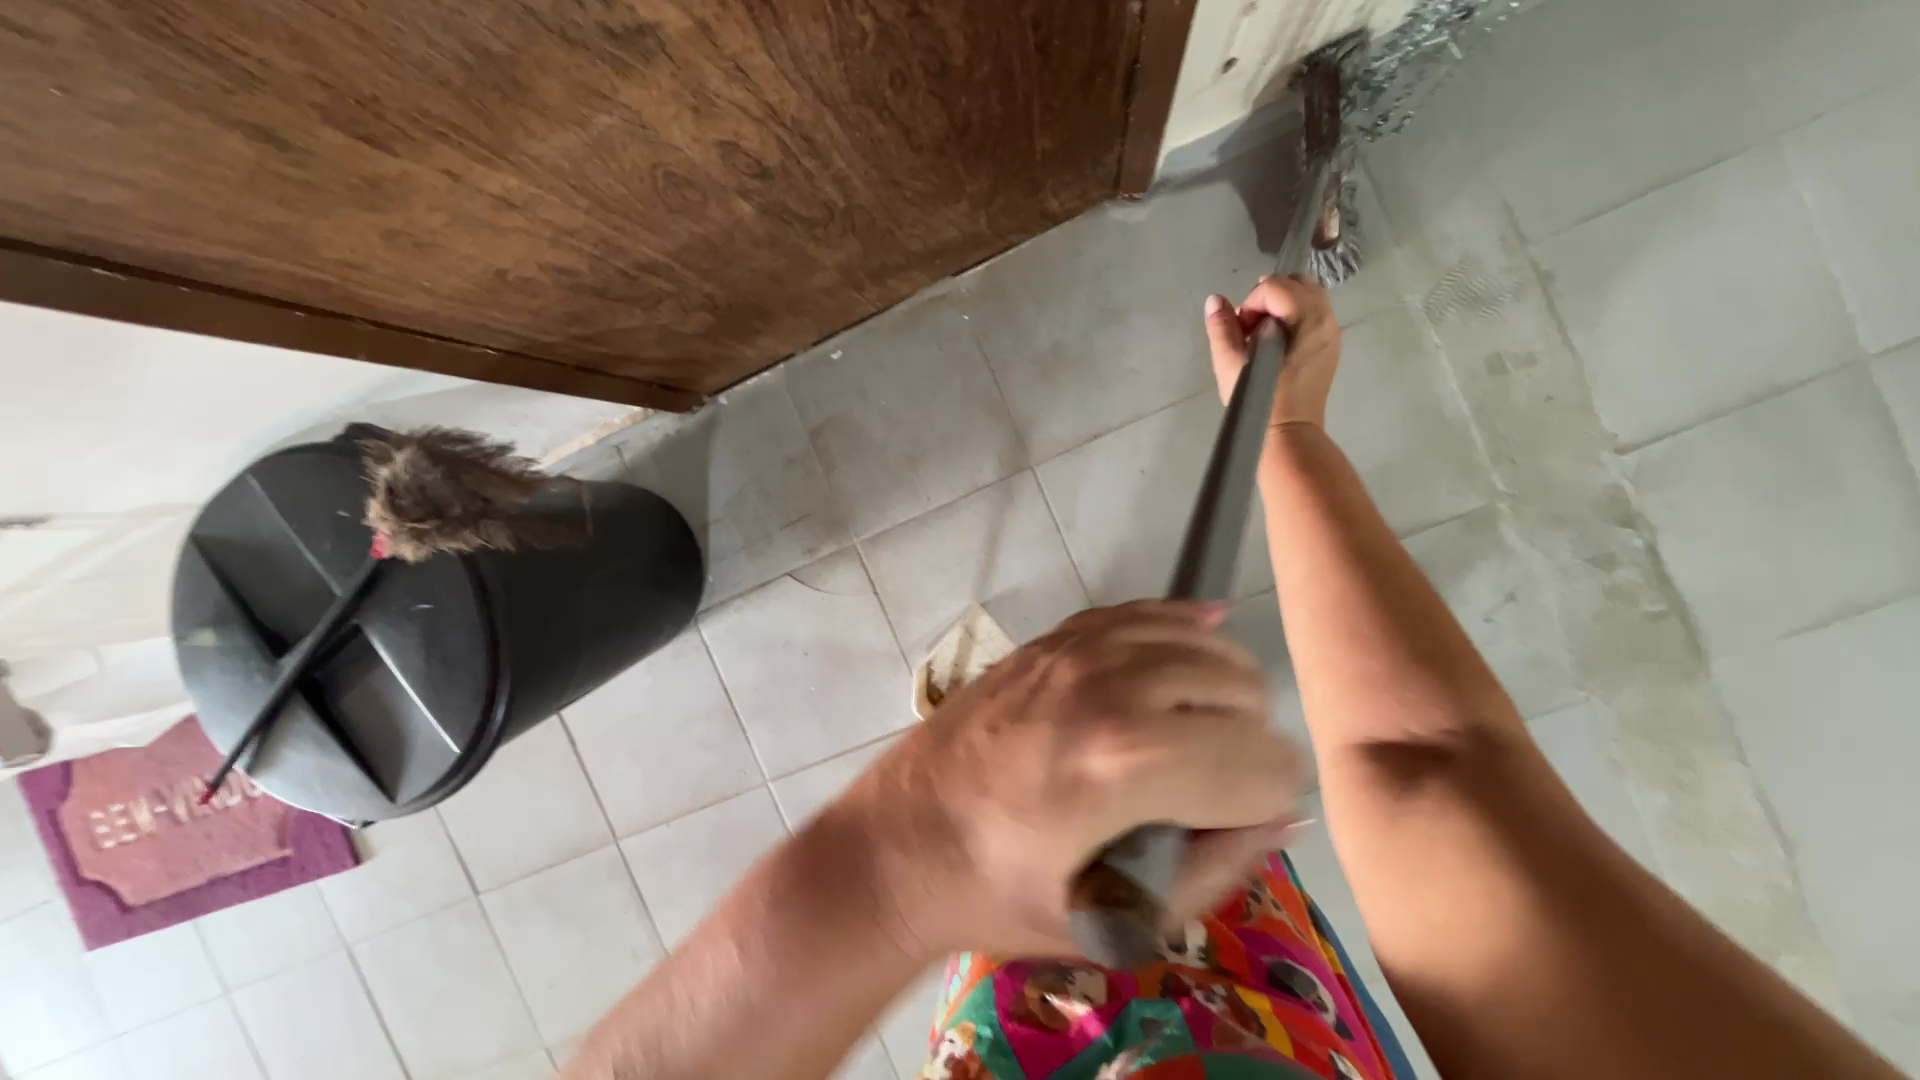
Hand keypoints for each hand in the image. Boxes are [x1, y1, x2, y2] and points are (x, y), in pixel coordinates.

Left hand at [835, 600, 1303, 958]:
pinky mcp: (1052, 638)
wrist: (899, 841)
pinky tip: (1196, 640)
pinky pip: (1143, 612)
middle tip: (1217, 785)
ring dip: (1224, 689)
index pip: (1266, 763)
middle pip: (1243, 692)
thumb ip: (1213, 870)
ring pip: (1205, 643)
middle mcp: (1111, 686)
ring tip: (1205, 732)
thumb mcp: (1114, 921)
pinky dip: (1180, 628)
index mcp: (1127, 763)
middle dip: (1250, 744)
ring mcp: (1076, 650)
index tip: (1240, 824)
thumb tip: (1280, 815)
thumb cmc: (998, 893)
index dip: (1270, 800)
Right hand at [1204, 274, 1342, 429]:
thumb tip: (1216, 300)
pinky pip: (1313, 313)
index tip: (1240, 331)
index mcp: (1306, 319)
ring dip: (1281, 305)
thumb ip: (1222, 328)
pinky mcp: (1330, 345)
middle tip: (1249, 327)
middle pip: (1296, 283)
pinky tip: (1276, 342)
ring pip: (1307, 296)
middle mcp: (1326, 319)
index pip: (1274, 287)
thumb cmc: (1260, 400)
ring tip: (1261, 334)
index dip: (1251, 303)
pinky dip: (1293, 316)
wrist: (1289, 434)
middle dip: (1268, 297)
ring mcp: (1332, 332)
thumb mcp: (1231, 364)